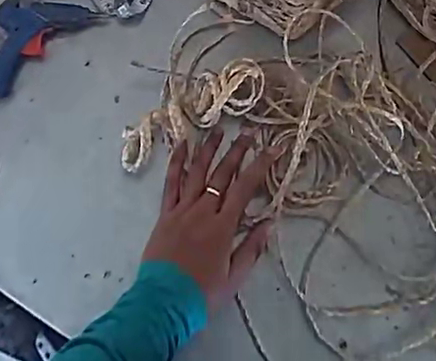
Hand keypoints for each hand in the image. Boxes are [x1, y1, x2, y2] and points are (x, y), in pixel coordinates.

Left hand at [140, 129, 277, 314]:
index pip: (246, 186)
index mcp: (223, 225)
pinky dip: (177, 162)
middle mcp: (203, 210)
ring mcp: (182, 209)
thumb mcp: (233, 279)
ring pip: (198, 171)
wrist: (161, 305)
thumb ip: (252, 248)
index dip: (261, 164)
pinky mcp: (165, 213)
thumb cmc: (201, 295)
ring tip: (219, 130)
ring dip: (209, 148)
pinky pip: (171, 182)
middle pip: (223, 173)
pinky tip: (183, 145)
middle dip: (238, 149)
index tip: (274, 148)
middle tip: (250, 131)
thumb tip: (270, 221)